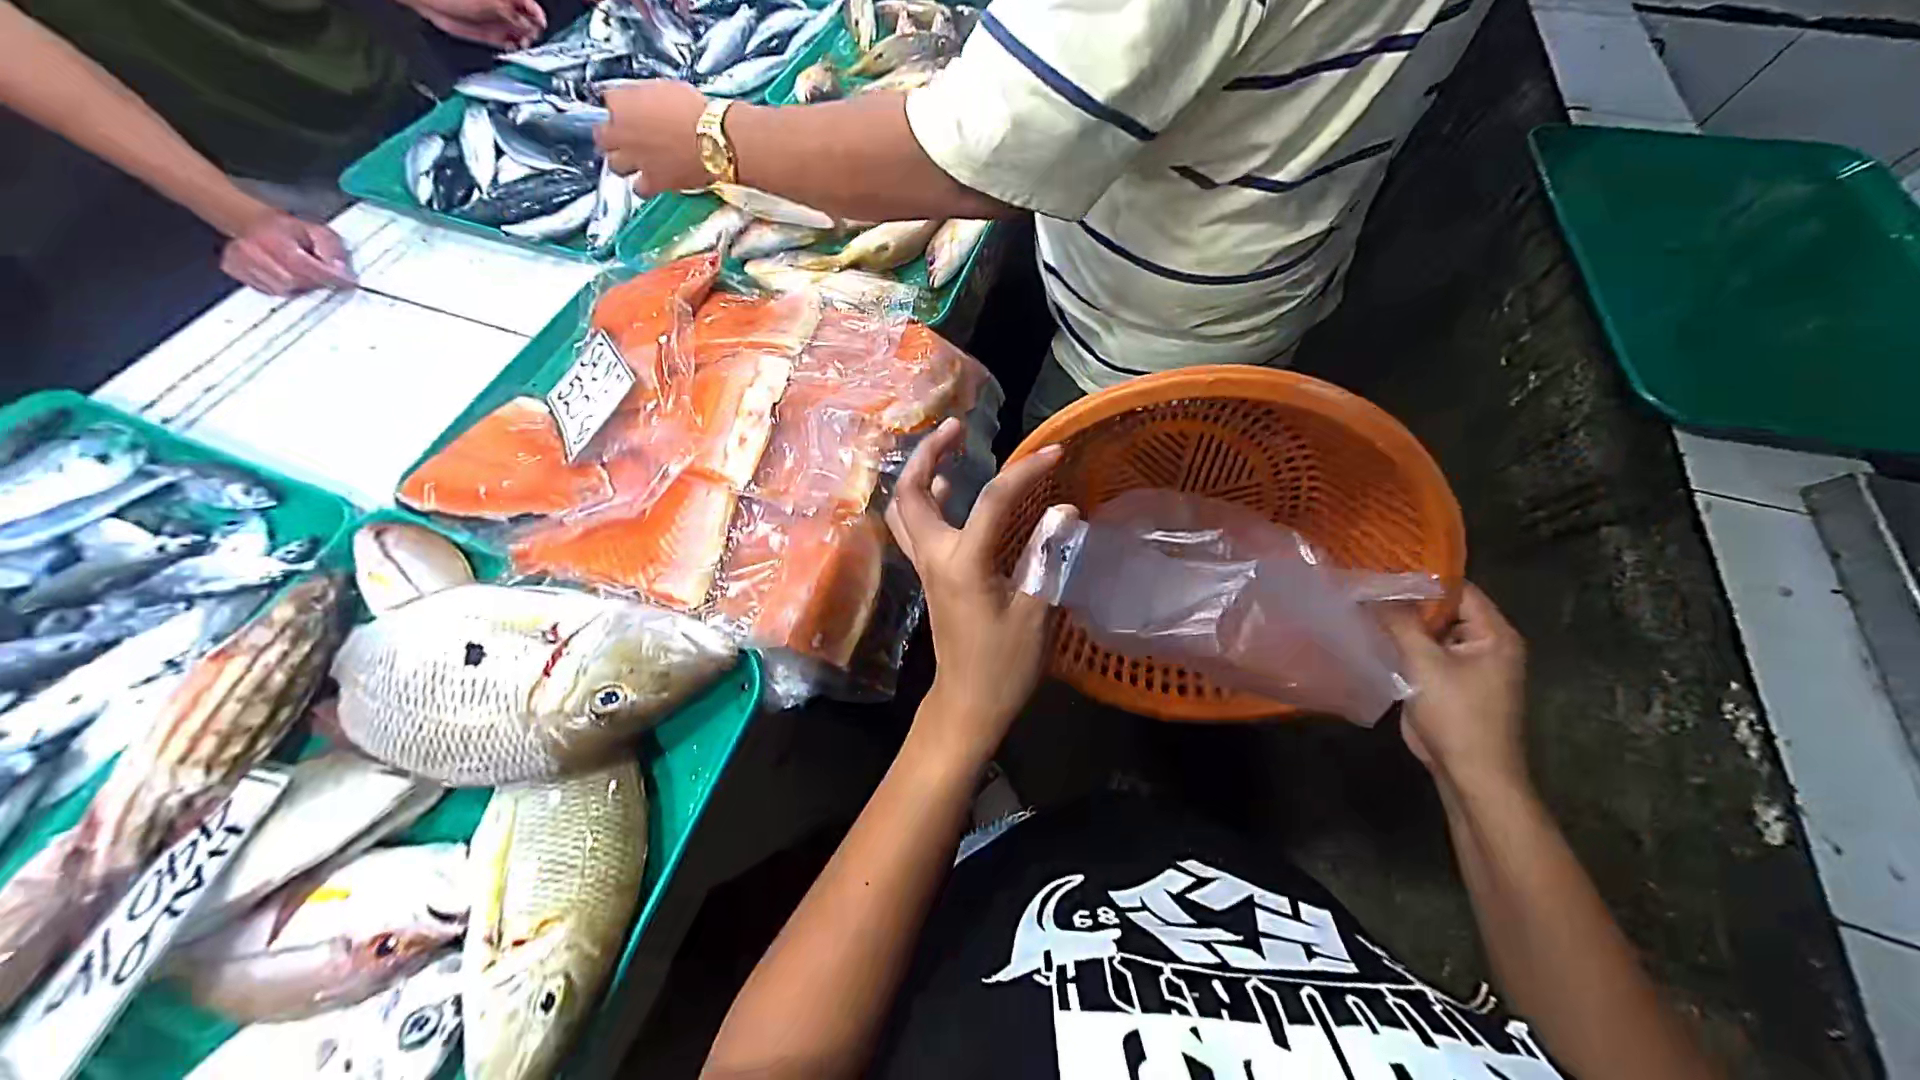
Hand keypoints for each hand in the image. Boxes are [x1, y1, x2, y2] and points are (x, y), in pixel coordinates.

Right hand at [219, 214, 355, 296]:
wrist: (252, 221)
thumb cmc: (290, 229)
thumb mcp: (319, 232)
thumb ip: (331, 249)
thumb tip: (339, 268)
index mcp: (270, 238)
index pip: (302, 266)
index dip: (327, 277)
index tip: (346, 283)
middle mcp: (249, 250)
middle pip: (294, 281)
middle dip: (314, 282)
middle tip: (322, 276)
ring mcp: (239, 260)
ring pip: (282, 289)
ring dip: (299, 286)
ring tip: (301, 272)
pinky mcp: (234, 269)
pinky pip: (269, 290)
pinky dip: (283, 286)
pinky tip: (285, 274)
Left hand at [396, 0, 545, 48]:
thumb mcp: (490, 3)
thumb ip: (513, 15)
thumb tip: (530, 26)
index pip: (530, 6)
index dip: (537, 16)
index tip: (540, 25)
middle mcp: (503, 8)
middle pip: (527, 21)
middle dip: (532, 30)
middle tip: (531, 37)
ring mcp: (497, 21)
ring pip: (519, 33)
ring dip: (524, 41)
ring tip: (522, 44)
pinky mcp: (490, 34)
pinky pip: (508, 43)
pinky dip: (512, 47)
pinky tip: (512, 47)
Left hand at [597, 80, 709, 194]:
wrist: (714, 140)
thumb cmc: (696, 110)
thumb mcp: (666, 88)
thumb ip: (647, 98)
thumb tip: (648, 104)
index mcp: (621, 102)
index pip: (607, 101)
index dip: (620, 106)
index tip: (629, 109)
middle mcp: (620, 132)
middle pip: (601, 137)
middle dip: (611, 137)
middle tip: (623, 138)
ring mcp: (635, 160)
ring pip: (615, 165)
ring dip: (622, 162)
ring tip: (634, 162)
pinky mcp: (653, 183)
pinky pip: (639, 188)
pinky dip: (643, 186)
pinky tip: (650, 182)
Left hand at [887, 419, 1062, 760]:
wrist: (968, 703)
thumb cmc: (1004, 665)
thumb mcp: (1036, 613)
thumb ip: (1048, 557)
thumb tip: (1064, 511)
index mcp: (963, 563)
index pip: (992, 501)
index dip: (1025, 472)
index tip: (1054, 453)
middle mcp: (934, 557)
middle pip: (911, 493)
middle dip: (929, 453)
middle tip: (957, 427)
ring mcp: (927, 567)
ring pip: (906, 509)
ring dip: (922, 473)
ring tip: (950, 447)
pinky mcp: (931, 576)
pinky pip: (916, 526)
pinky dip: (928, 500)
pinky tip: (951, 490)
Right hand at [1379, 583, 1528, 793]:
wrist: (1469, 772)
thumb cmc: (1458, 714)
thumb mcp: (1426, 663)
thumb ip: (1400, 623)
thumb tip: (1372, 592)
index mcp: (1494, 635)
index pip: (1460, 591)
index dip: (1424, 577)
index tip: (1384, 566)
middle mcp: (1484, 644)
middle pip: (1443, 610)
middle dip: (1406, 599)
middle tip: (1365, 584)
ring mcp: (1465, 665)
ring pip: (1429, 632)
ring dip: (1400, 623)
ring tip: (1361, 604)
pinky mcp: (1445, 682)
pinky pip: (1422, 652)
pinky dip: (1400, 644)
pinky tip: (1369, 635)